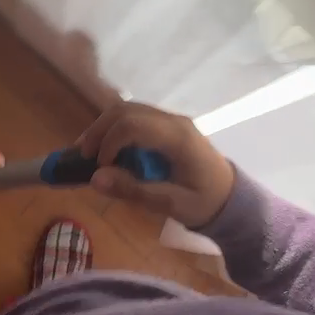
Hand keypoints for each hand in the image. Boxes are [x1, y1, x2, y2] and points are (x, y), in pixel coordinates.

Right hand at [77, 102, 233, 227]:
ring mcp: (171, 120)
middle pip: (126, 110)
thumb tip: (95, 178)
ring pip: (128, 109)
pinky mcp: (166, 126)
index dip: (109, 142)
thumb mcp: (171, 205)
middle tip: (82, 156)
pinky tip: (108, 151)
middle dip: (99, 130)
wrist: (232, 198)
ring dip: (105, 128)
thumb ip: (134, 190)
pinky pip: (136, 118)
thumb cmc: (205, 203)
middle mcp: (174, 121)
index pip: (133, 124)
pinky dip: (116, 130)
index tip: (99, 167)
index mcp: (178, 138)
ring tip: (89, 153)